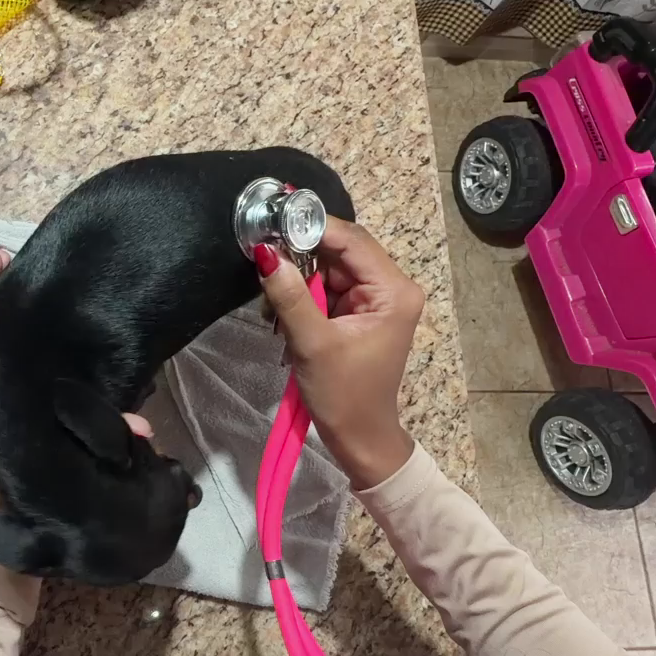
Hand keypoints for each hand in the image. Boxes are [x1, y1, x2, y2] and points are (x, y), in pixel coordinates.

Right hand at [255, 219, 421, 488]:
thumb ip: (289, 295)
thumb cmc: (343, 395)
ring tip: (273, 307)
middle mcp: (390, 287)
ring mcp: (373, 299)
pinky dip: (301, 295)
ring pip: (327, 267)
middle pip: (339, 249)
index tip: (272, 218)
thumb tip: (264, 252)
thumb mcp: (312, 343)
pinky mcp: (357, 312)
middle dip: (299, 255)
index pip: (351, 239)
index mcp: (393, 291)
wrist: (358, 438)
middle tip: (262, 259)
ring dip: (296, 280)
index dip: (311, 225)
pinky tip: (282, 315)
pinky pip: (325, 287)